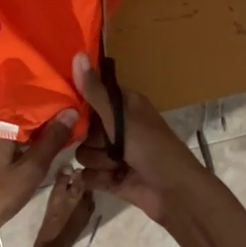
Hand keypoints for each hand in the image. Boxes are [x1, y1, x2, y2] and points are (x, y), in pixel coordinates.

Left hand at [0, 112, 77, 246]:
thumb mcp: (30, 170)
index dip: (55, 105)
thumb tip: (71, 110)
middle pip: (23, 117)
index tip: (77, 108)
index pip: (31, 105)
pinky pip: (11, 143)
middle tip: (76, 119)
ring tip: (65, 131)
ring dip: (39, 132)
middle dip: (48, 118)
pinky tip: (42, 149)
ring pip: (18, 131)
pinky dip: (27, 143)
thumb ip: (51, 141)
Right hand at [72, 52, 209, 221]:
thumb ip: (95, 92)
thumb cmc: (153, 148)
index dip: (81, 104)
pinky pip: (87, 175)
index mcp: (124, 106)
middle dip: (91, 139)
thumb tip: (77, 54)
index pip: (92, 96)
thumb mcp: (122, 118)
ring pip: (83, 153)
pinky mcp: (109, 178)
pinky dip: (99, 178)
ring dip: (99, 161)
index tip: (70, 108)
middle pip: (83, 129)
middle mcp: (117, 128)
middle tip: (108, 142)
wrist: (174, 192)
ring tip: (118, 165)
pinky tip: (115, 179)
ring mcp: (113, 154)